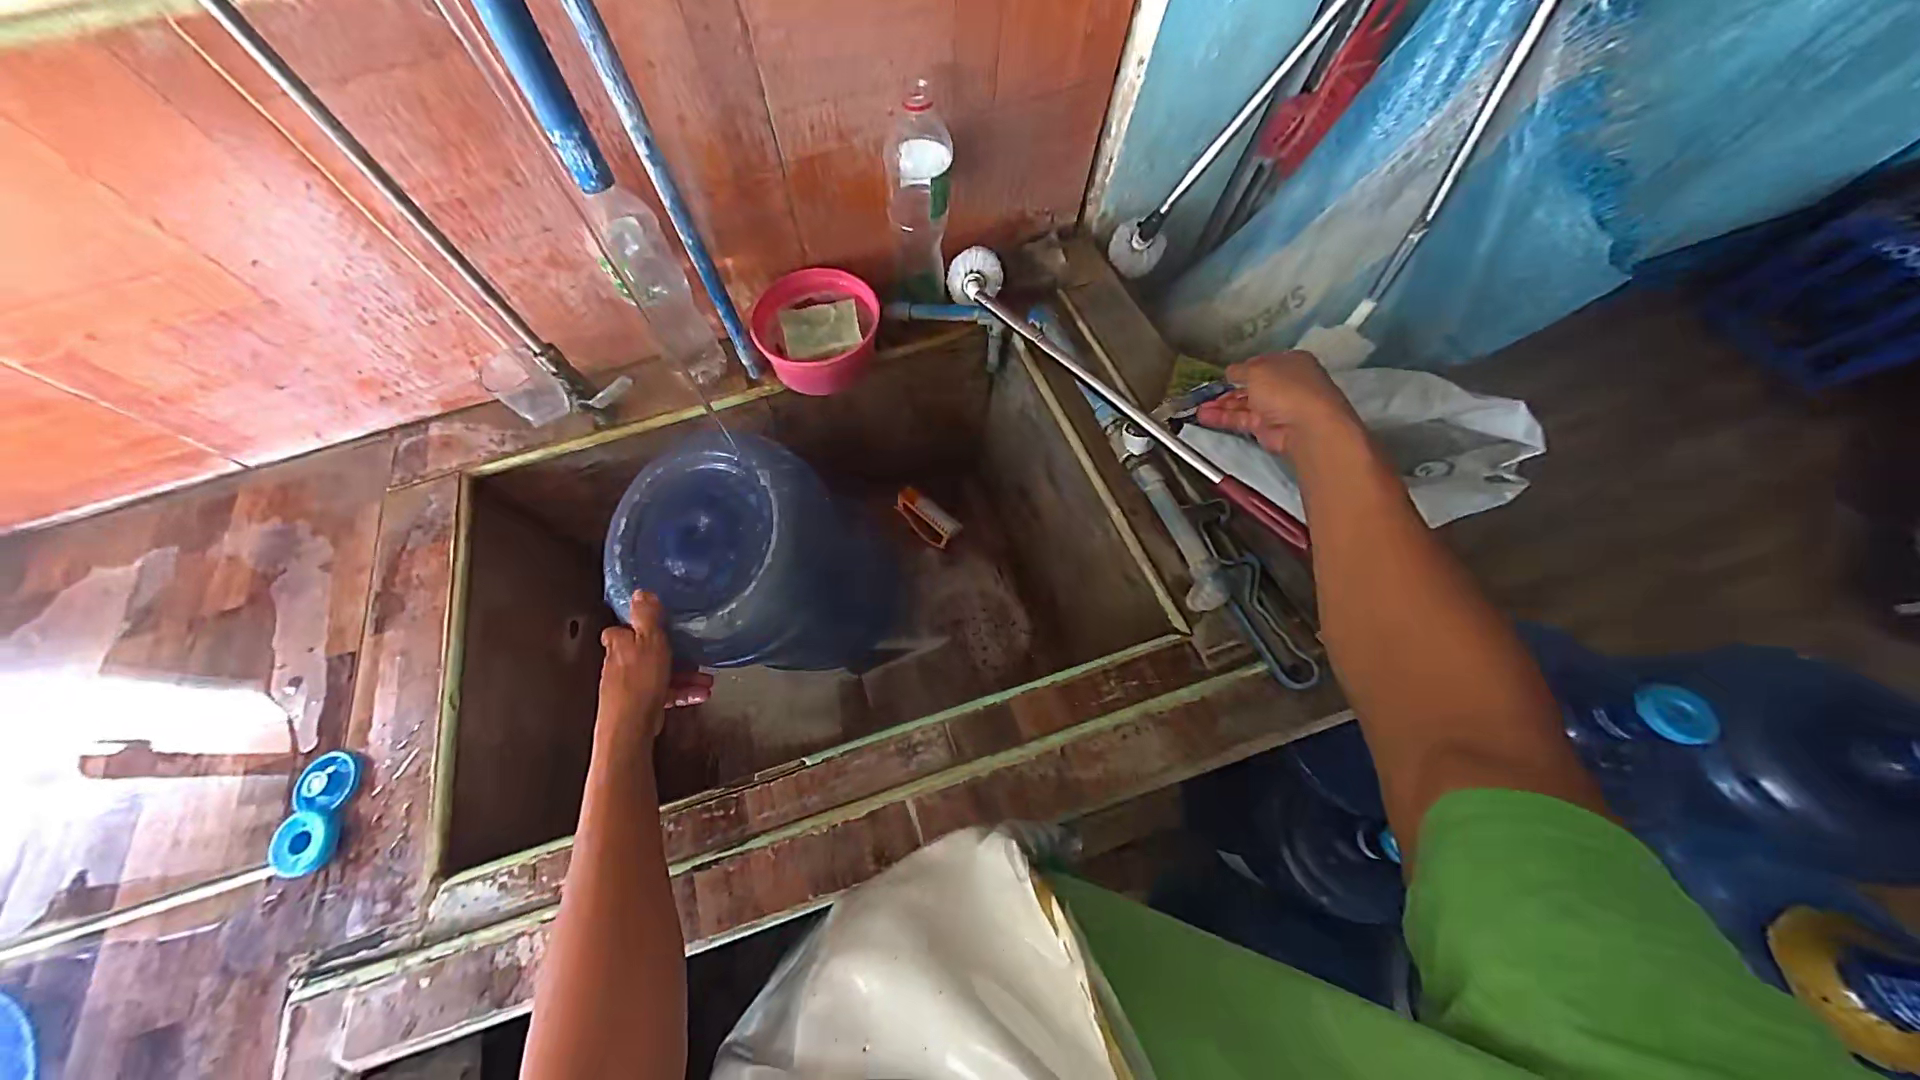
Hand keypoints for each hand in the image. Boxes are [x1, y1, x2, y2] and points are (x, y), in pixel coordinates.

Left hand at [598, 591, 712, 745]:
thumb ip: (646, 616)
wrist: (631, 726)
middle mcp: (620, 664)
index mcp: (620, 644)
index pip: (621, 630)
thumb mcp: (649, 640)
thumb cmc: (639, 681)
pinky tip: (700, 694)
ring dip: (684, 675)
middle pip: (648, 652)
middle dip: (674, 654)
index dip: (637, 626)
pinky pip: (665, 692)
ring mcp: (631, 686)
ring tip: (706, 679)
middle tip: (695, 655)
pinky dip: (682, 692)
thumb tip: (640, 592)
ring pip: (660, 673)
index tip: (656, 624)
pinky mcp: (642, 704)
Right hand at [1195, 351, 1361, 456]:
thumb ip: (1240, 370)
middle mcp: (1284, 384)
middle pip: (1251, 386)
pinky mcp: (1266, 428)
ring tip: (1198, 407)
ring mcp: (1276, 407)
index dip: (1242, 369)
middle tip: (1204, 394)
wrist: (1305, 426)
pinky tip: (1204, 416)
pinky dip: (1223, 418)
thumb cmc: (1285, 388)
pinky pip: (1241, 420)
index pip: (1262, 364)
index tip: (1223, 374)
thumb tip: (1230, 372)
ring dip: (1221, 405)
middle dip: (1227, 390)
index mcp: (1289, 362)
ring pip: (1243, 404)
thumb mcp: (1258, 370)